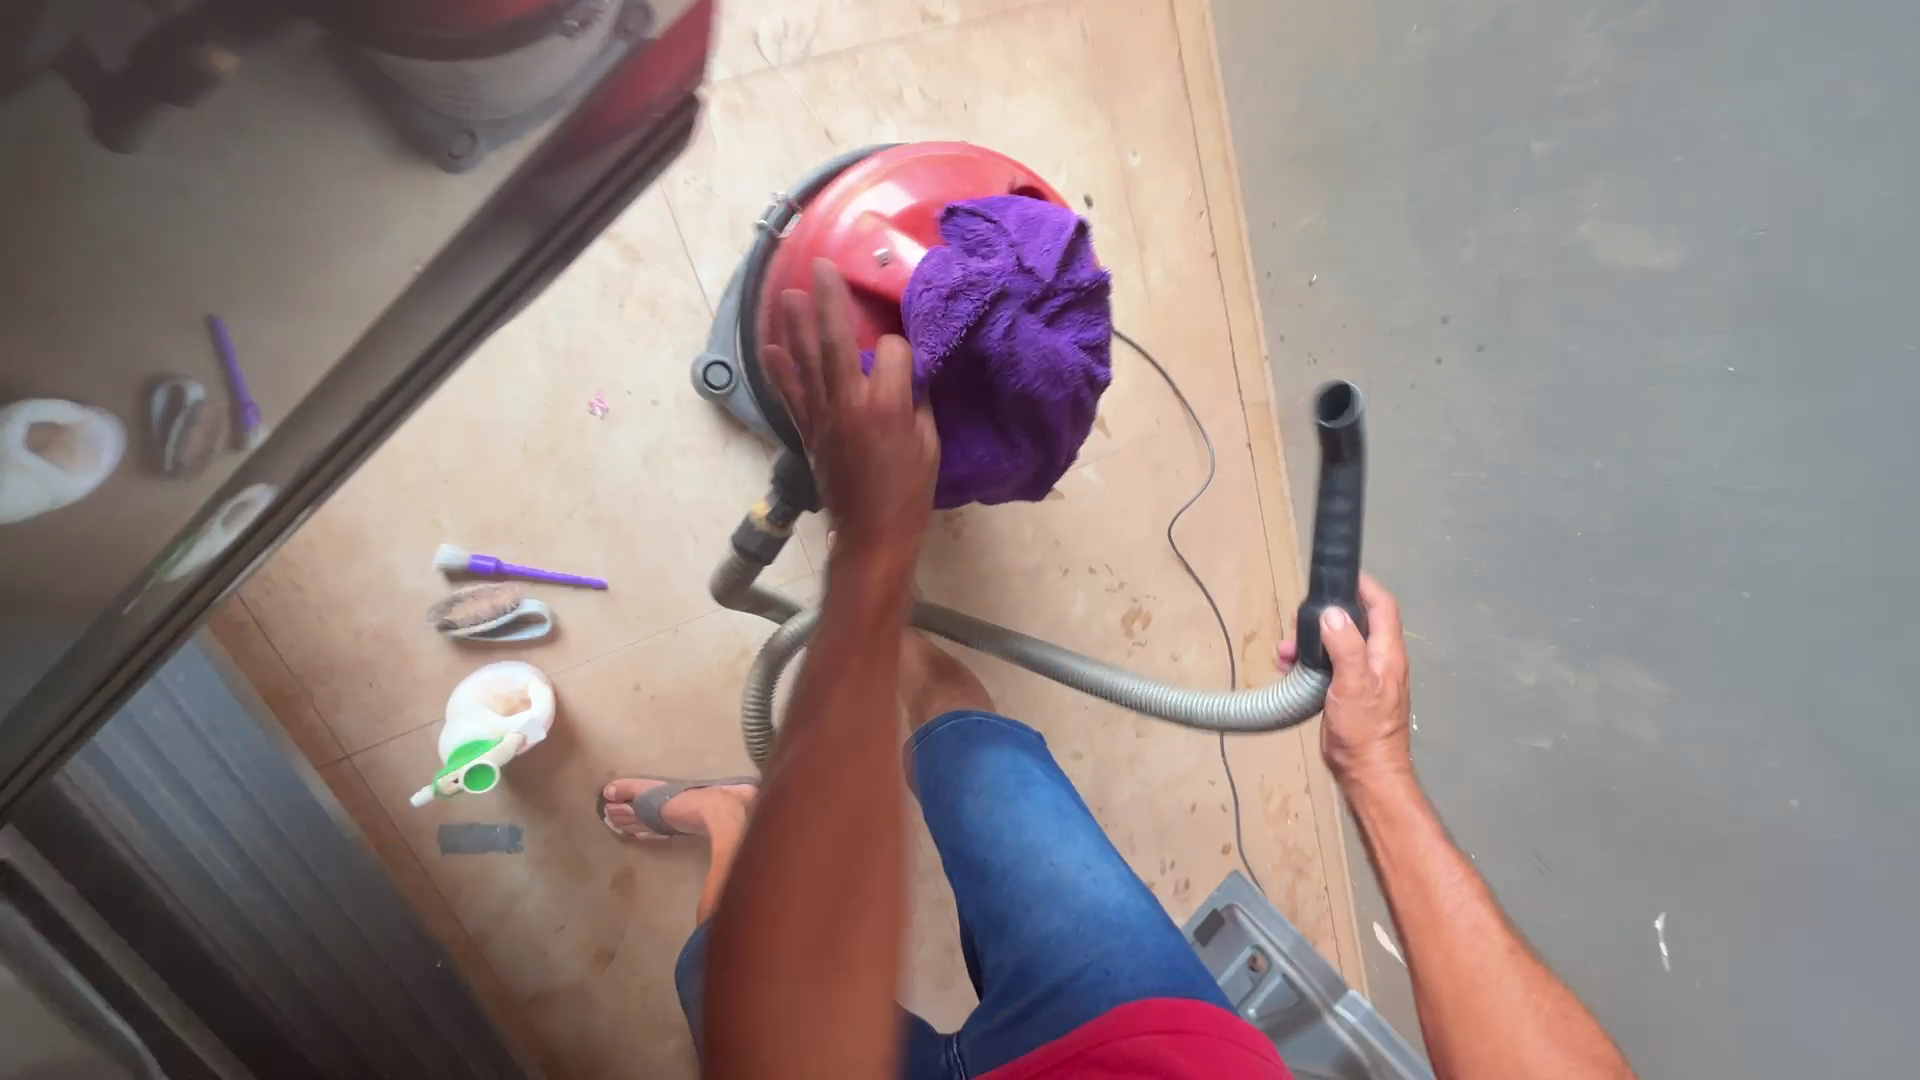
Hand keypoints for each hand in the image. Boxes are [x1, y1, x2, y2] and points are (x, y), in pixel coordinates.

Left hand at [760, 259, 939, 573]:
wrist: (871, 534)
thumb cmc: (909, 495)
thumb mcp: (929, 446)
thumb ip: (918, 404)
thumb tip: (909, 378)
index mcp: (888, 405)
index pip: (891, 351)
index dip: (900, 347)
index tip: (906, 358)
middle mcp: (850, 402)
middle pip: (837, 339)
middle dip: (830, 299)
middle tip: (820, 266)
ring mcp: (824, 416)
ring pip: (806, 360)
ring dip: (795, 323)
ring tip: (787, 293)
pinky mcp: (808, 432)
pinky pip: (791, 394)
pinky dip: (779, 370)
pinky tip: (770, 347)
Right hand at [1275, 574, 1412, 786]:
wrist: (1364, 770)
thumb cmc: (1365, 728)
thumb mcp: (1355, 684)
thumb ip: (1345, 646)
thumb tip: (1331, 614)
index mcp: (1386, 654)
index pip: (1382, 607)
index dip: (1365, 587)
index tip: (1340, 575)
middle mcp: (1376, 660)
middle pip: (1353, 622)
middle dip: (1325, 615)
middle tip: (1299, 619)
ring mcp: (1360, 676)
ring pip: (1334, 643)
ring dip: (1308, 641)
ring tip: (1284, 648)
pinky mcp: (1343, 691)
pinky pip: (1323, 665)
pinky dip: (1304, 661)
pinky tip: (1285, 666)